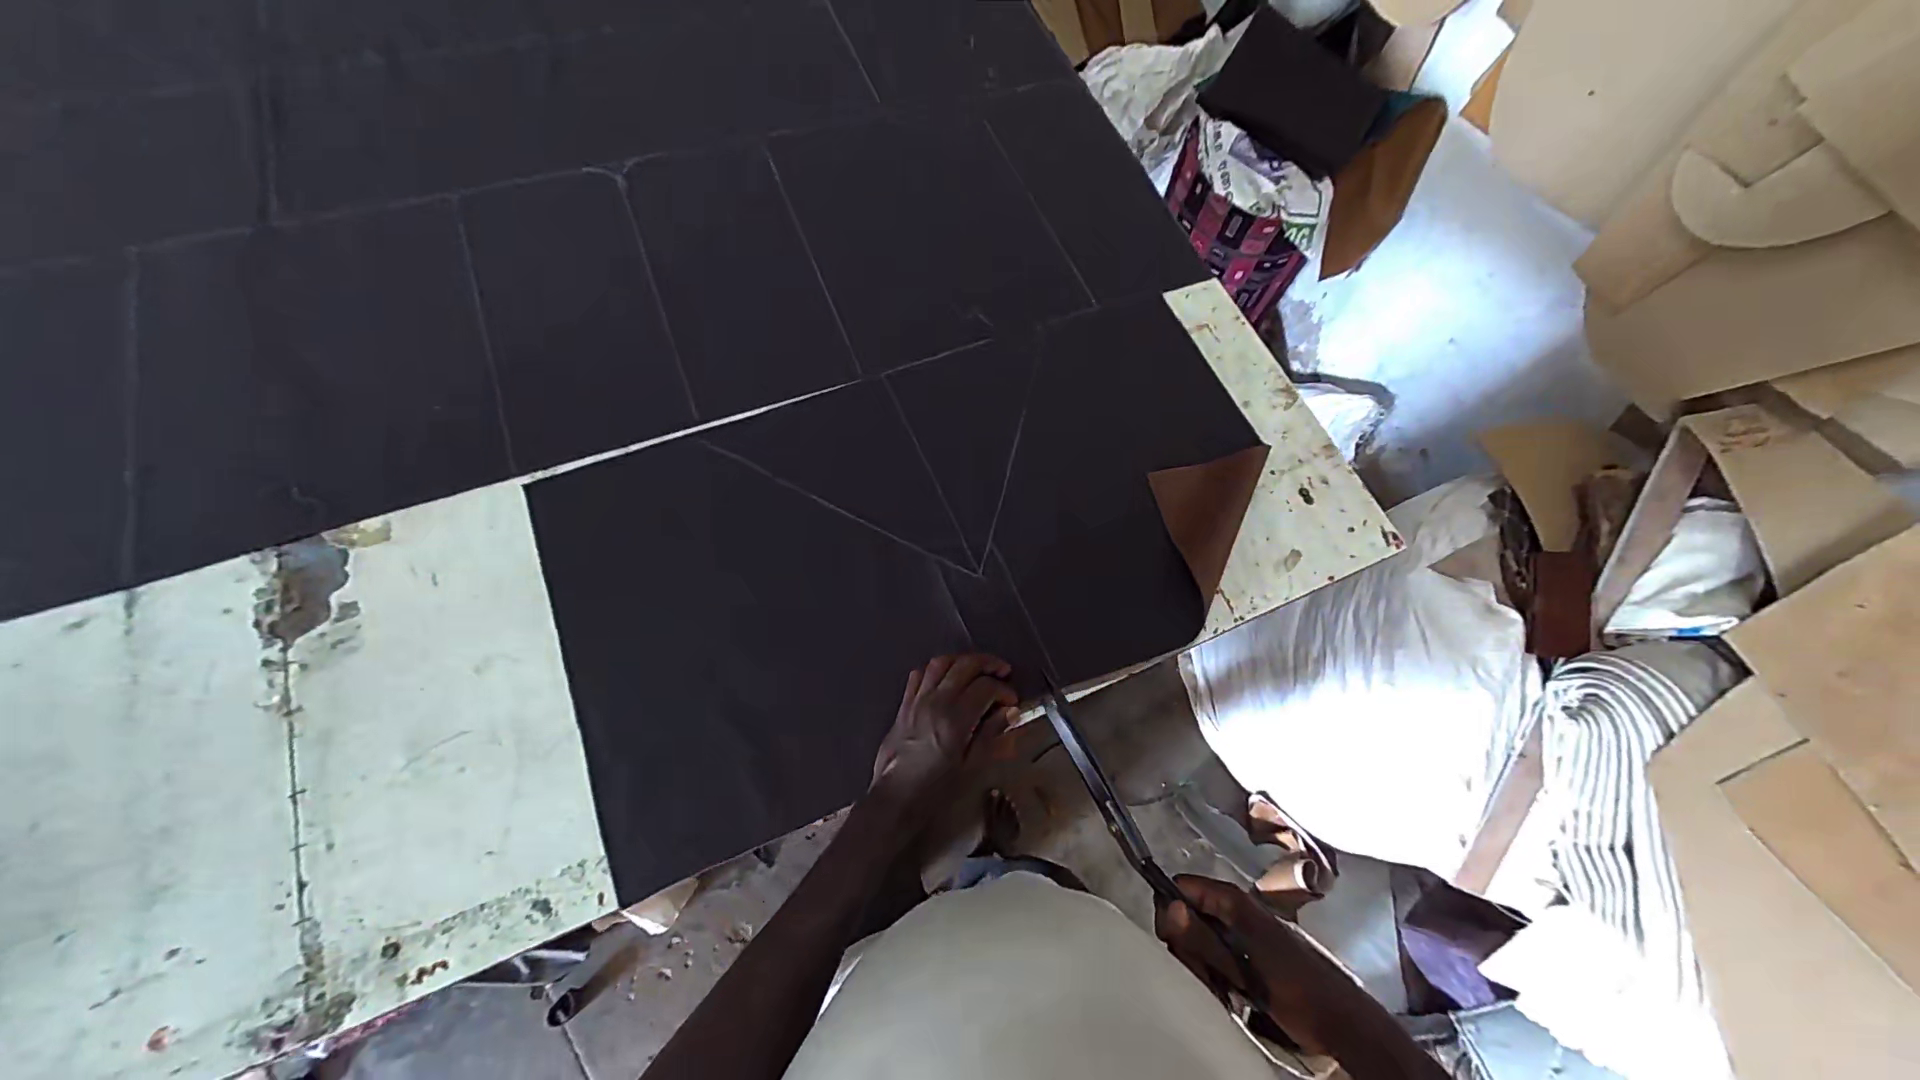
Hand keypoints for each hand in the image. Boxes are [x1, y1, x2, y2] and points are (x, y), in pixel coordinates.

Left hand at [871, 654, 1018, 807]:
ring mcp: (918, 699)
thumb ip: (992, 736)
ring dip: (962, 661)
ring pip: (941, 662)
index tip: (1011, 701)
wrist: (896, 796)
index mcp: (955, 719)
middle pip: (965, 665)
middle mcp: (936, 702)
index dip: (1004, 689)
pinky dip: (936, 670)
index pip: (986, 687)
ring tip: (976, 669)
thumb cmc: (936, 788)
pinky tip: (945, 678)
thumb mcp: (972, 767)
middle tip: (1002, 671)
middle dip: (988, 664)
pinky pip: (919, 674)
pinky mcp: (904, 704)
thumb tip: (1009, 713)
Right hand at [1155, 875, 1345, 1055]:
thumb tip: (1169, 908)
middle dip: (1188, 948)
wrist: (1342, 1021)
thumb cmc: (1295, 991)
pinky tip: (1229, 992)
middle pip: (1185, 914)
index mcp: (1231, 899)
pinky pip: (1214, 951)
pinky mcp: (1246, 949)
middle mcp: (1232, 906)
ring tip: (1222, 989)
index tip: (1178, 949)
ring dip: (1200, 964)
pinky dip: (1214, 972)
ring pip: (1198, 936)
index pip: (1179, 888)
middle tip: (1206, 978)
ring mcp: (1240, 927)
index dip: (1171, 916)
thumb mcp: (1244, 970)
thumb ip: (1204, 940)